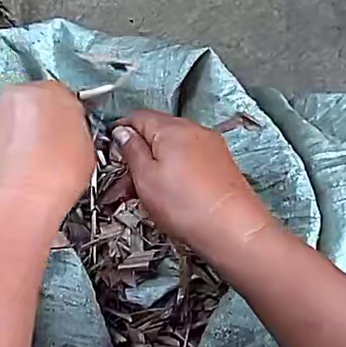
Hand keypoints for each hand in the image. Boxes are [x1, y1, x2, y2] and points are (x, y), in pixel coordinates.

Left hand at [0, 81, 93, 225]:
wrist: (16, 203)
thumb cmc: (53, 180)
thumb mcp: (87, 151)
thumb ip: (77, 130)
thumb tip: (72, 133)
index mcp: (51, 93)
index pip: (63, 94)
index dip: (68, 115)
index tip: (70, 131)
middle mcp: (17, 96)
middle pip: (32, 102)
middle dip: (41, 121)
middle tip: (53, 149)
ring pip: (9, 119)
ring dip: (18, 134)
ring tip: (32, 164)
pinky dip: (0, 148)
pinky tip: (14, 170)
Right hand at [111, 110, 277, 259]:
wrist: (233, 229)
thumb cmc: (189, 206)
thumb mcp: (146, 177)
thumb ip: (131, 150)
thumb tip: (122, 133)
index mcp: (173, 128)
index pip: (137, 117)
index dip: (120, 134)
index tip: (112, 154)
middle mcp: (196, 131)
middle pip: (157, 134)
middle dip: (139, 157)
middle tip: (126, 186)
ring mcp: (212, 148)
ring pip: (175, 151)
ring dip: (158, 169)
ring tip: (149, 197)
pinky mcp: (222, 166)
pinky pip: (192, 163)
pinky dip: (178, 175)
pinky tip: (173, 198)